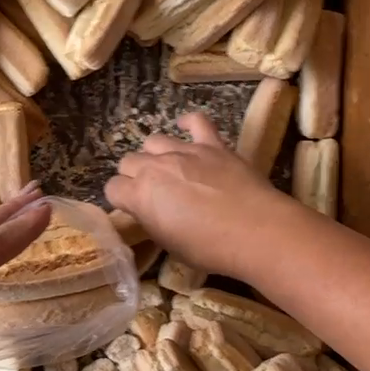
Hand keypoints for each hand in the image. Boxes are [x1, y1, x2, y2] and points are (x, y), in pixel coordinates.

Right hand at [104, 112, 310, 280]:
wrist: (257, 232)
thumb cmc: (210, 248)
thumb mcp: (169, 243)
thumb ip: (151, 220)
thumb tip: (148, 210)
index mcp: (140, 195)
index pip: (112, 188)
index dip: (120, 199)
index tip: (132, 209)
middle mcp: (156, 167)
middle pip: (129, 161)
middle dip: (134, 176)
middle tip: (151, 192)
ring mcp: (184, 151)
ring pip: (153, 141)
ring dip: (154, 155)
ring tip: (167, 168)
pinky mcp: (212, 144)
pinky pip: (195, 122)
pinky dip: (188, 123)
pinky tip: (185, 127)